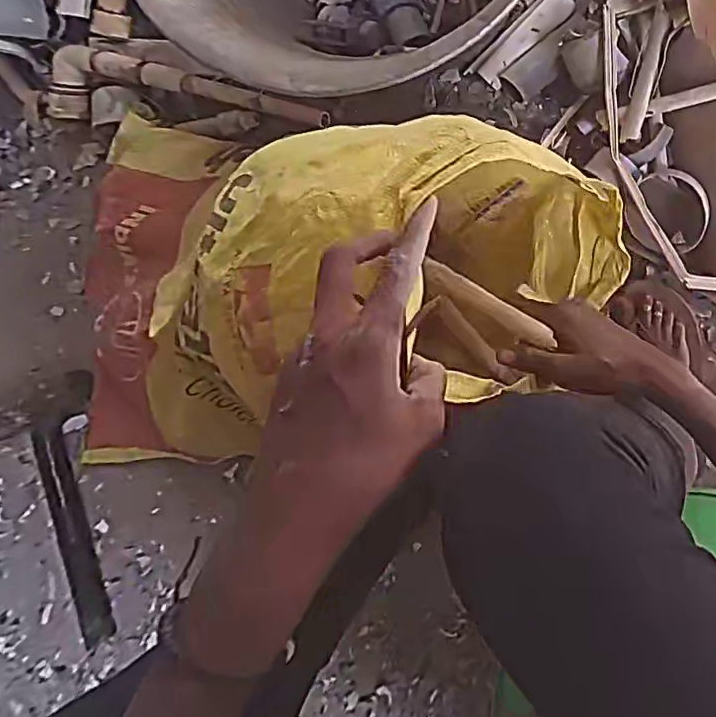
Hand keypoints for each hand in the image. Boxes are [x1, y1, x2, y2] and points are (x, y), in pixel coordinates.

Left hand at [246, 197, 447, 544]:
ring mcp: (302, 354)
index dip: (415, 233)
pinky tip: (362, 376)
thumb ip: (428, 379)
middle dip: (369, 242)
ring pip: (330, 301)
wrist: (295, 511)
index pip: (397, 272)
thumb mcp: (422, 425)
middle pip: (339, 262)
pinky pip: (323, 337)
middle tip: (395, 246)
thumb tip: (418, 362)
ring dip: (358, 295)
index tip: (426, 205)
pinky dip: (346, 334)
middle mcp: (329, 335)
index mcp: (368, 341)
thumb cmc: (366, 466)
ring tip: (390, 334)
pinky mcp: (288, 377)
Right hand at [501, 296, 692, 399]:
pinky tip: (569, 364)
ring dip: (547, 344)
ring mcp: (586, 312)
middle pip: (538, 319)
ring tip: (550, 369)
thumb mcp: (566, 371)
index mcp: (561, 313)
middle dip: (529, 339)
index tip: (496, 333)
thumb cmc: (608, 371)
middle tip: (527, 364)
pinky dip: (562, 344)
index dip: (509, 321)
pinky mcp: (597, 322)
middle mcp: (572, 306)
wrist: (649, 371)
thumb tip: (500, 354)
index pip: (523, 309)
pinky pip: (568, 329)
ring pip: (554, 326)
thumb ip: (533, 361)